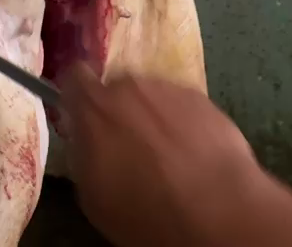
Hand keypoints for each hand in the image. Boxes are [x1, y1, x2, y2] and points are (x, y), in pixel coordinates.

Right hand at [58, 69, 270, 245]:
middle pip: (115, 87)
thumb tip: (83, 140)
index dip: (78, 96)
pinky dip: (180, 121)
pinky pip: (179, 103)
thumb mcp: (94, 198)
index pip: (73, 77)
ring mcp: (166, 87)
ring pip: (149, 94)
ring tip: (165, 153)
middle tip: (128, 146)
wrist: (218, 209)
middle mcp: (128, 86)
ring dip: (150, 115)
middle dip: (118, 110)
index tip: (82, 116)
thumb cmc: (148, 213)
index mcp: (95, 108)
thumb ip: (82, 155)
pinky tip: (191, 153)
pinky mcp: (200, 95)